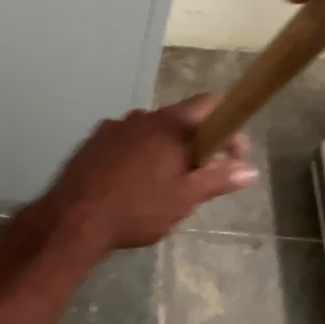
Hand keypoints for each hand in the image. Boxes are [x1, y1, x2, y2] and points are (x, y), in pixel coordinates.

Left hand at [31, 95, 257, 252]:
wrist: (74, 219)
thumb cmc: (137, 209)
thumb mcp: (184, 199)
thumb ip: (218, 179)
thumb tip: (250, 168)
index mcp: (169, 125)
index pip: (208, 104)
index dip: (228, 125)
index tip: (233, 155)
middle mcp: (142, 117)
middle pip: (180, 120)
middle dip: (197, 144)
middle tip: (202, 177)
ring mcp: (114, 127)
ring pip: (151, 132)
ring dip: (165, 151)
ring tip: (166, 186)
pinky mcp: (94, 141)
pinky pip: (127, 142)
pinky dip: (139, 156)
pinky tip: (134, 185)